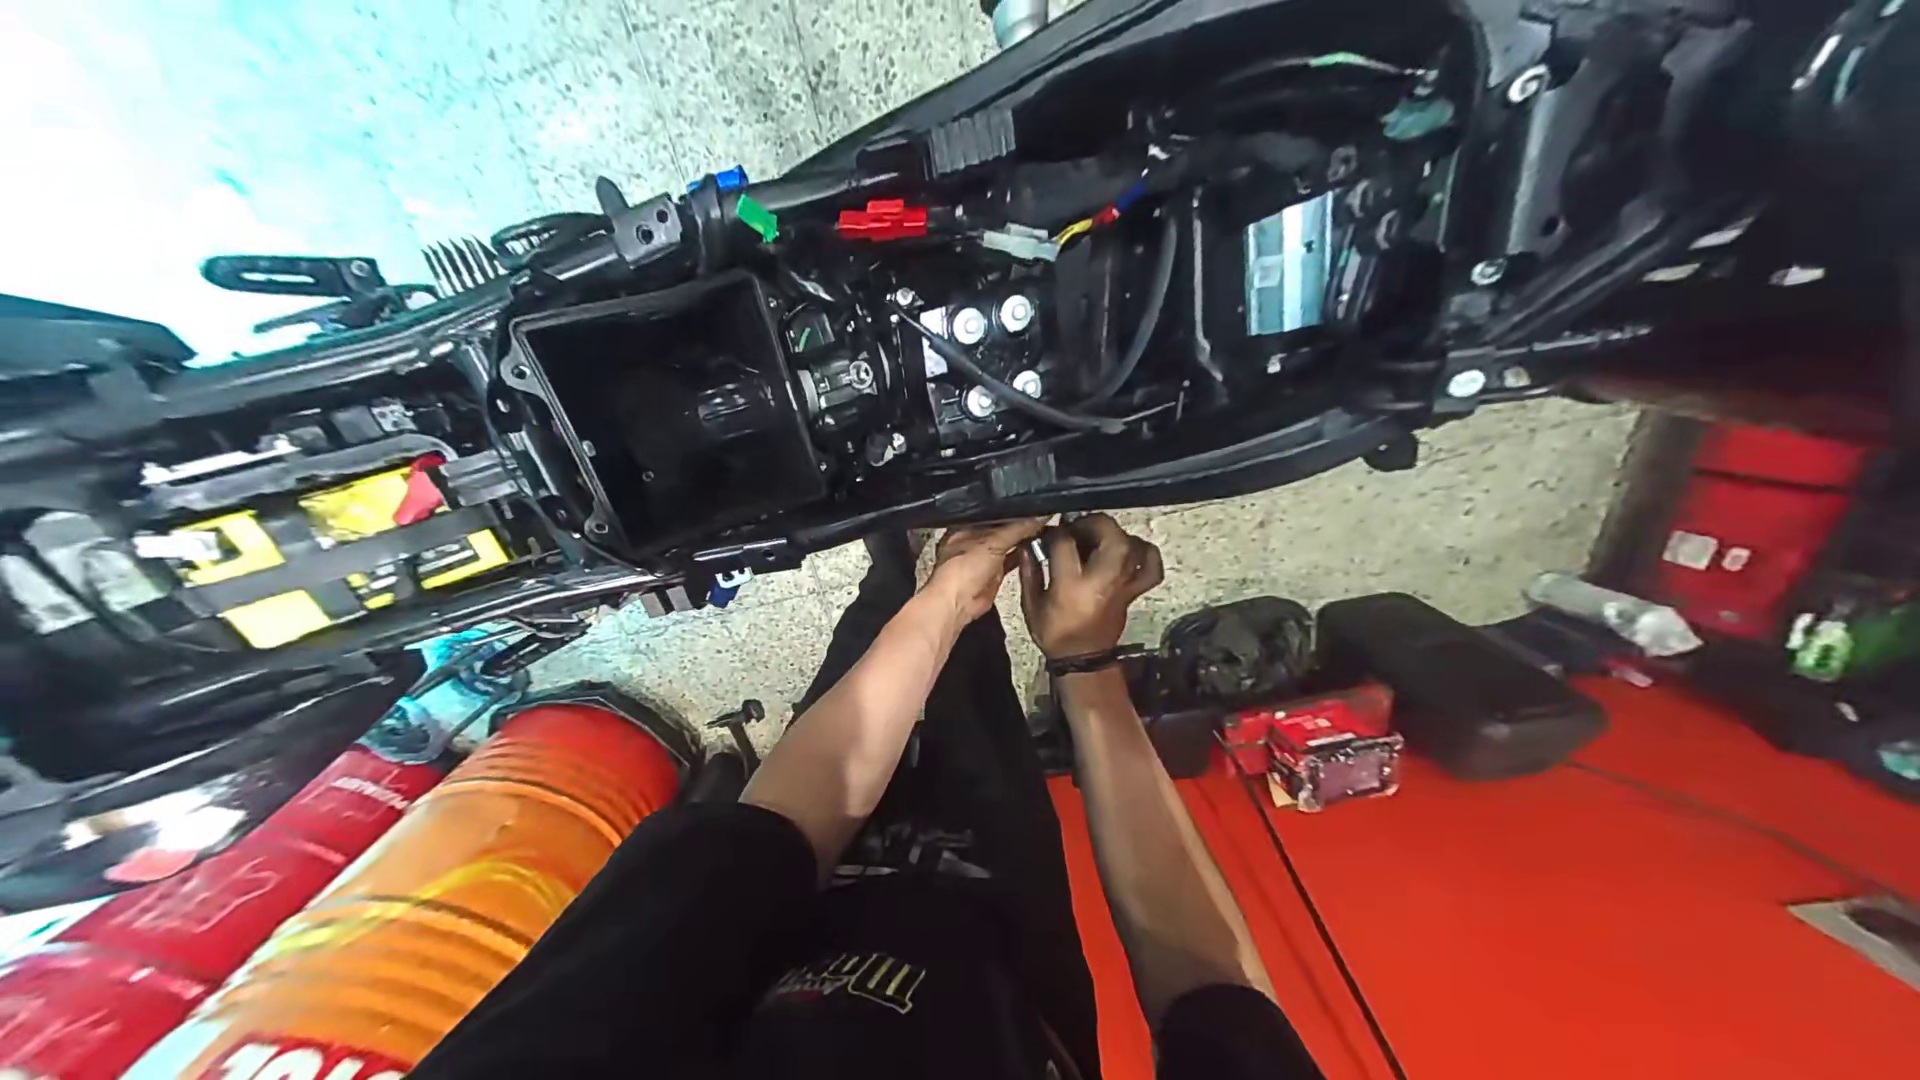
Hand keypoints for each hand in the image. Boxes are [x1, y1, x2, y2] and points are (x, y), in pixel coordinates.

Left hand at [925, 519, 1047, 623]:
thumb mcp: (992, 542)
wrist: (958, 603)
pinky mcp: (994, 574)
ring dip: (1023, 540)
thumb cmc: (960, 571)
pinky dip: (1024, 556)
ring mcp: (984, 558)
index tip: (1031, 507)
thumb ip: (1016, 529)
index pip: (994, 513)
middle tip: (1040, 518)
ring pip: (1008, 544)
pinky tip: (1037, 548)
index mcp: (966, 527)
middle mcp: (975, 541)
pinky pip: (1012, 561)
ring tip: (1043, 530)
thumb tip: (1036, 518)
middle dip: (1019, 525)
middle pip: (1002, 529)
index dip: (1012, 510)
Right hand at [1018, 514, 1162, 658]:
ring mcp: (1123, 585)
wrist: (1083, 659)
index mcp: (1071, 584)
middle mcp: (1102, 580)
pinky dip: (1145, 552)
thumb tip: (1028, 544)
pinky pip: (1151, 567)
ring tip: (1098, 536)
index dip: (1055, 532)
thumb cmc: (1054, 632)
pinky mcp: (1134, 591)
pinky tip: (1129, 549)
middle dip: (1092, 522)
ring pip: (1131, 545)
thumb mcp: (1031, 604)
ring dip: (1114, 534)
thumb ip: (1029, 571)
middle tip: (1077, 527)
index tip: (1048, 534)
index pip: (1065, 542)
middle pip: (1109, 534)